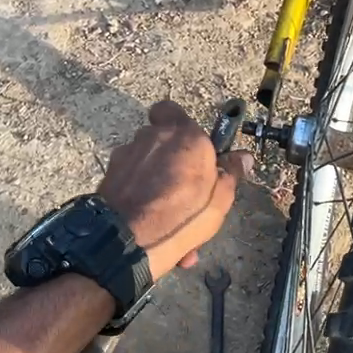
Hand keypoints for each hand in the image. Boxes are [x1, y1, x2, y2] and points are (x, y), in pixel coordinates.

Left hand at [98, 100, 248, 279]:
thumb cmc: (181, 217)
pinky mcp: (109, 175)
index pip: (172, 109)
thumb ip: (231, 174)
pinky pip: (131, 182)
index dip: (180, 126)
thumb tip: (243, 157)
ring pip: (146, 163)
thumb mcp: (220, 200)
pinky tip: (151, 223)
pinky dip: (140, 196)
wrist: (127, 242)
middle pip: (161, 141)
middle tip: (186, 188)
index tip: (193, 148)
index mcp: (184, 136)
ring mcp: (126, 155)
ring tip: (169, 214)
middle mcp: (152, 137)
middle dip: (172, 160)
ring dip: (156, 181)